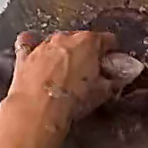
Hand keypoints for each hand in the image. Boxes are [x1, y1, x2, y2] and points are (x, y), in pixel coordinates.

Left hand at [2, 31, 132, 130]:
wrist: (37, 109)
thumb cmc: (73, 99)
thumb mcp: (101, 92)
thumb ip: (114, 81)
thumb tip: (122, 77)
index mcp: (88, 42)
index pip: (107, 39)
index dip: (111, 50)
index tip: (112, 59)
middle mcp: (65, 38)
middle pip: (81, 39)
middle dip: (86, 51)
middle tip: (89, 69)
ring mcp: (43, 45)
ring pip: (57, 42)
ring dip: (62, 51)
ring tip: (64, 69)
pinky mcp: (25, 56)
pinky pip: (27, 44)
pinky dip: (31, 45)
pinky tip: (32, 47)